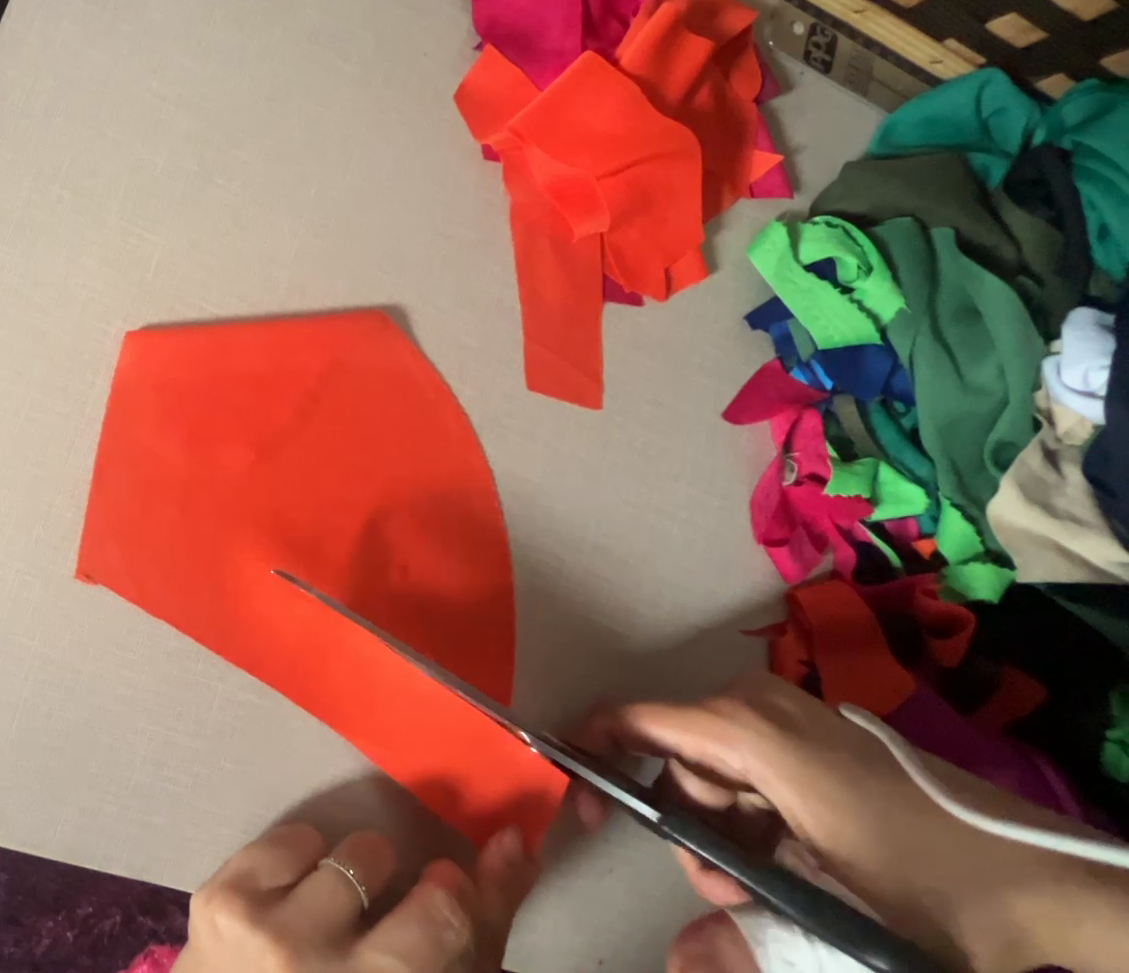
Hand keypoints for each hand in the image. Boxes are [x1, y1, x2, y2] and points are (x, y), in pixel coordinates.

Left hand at [172, 823, 537, 972]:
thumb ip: (481, 924)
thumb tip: (512, 841)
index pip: (441, 916)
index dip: (449, 894)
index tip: (442, 890)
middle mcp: (312, 964)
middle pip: (378, 866)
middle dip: (391, 878)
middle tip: (373, 915)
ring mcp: (259, 930)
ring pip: (337, 848)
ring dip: (345, 870)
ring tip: (330, 912)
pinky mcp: (218, 900)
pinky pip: (287, 839)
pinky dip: (300, 862)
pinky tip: (294, 902)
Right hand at [576, 674, 1128, 971]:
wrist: (1061, 881)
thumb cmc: (944, 889)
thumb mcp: (840, 921)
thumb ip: (747, 935)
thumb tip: (673, 962)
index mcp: (752, 731)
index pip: (635, 721)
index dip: (593, 755)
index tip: (591, 815)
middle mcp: (758, 706)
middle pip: (675, 758)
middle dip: (688, 825)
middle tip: (729, 886)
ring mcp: (790, 717)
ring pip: (712, 769)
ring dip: (723, 830)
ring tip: (769, 883)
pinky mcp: (814, 736)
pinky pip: (748, 768)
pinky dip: (754, 817)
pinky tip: (794, 858)